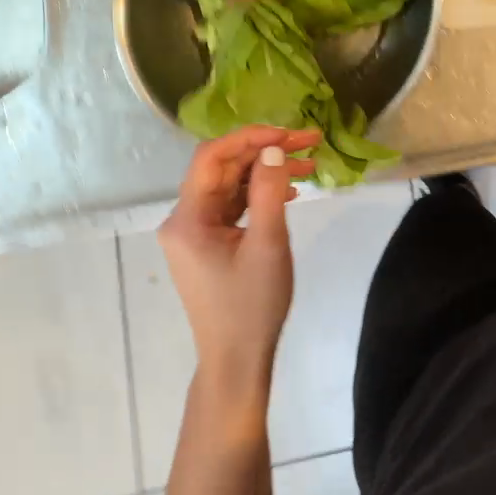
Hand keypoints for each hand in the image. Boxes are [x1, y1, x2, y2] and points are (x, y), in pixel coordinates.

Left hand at [158, 126, 319, 393]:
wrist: (237, 360)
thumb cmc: (251, 304)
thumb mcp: (267, 244)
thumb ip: (268, 191)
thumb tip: (273, 148)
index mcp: (187, 218)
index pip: (212, 157)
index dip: (250, 137)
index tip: (290, 134)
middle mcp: (184, 220)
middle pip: (223, 168)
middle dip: (266, 150)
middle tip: (310, 142)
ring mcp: (196, 233)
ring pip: (231, 184)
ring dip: (267, 170)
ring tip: (310, 164)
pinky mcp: (210, 244)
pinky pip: (233, 205)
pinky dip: (260, 193)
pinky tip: (291, 191)